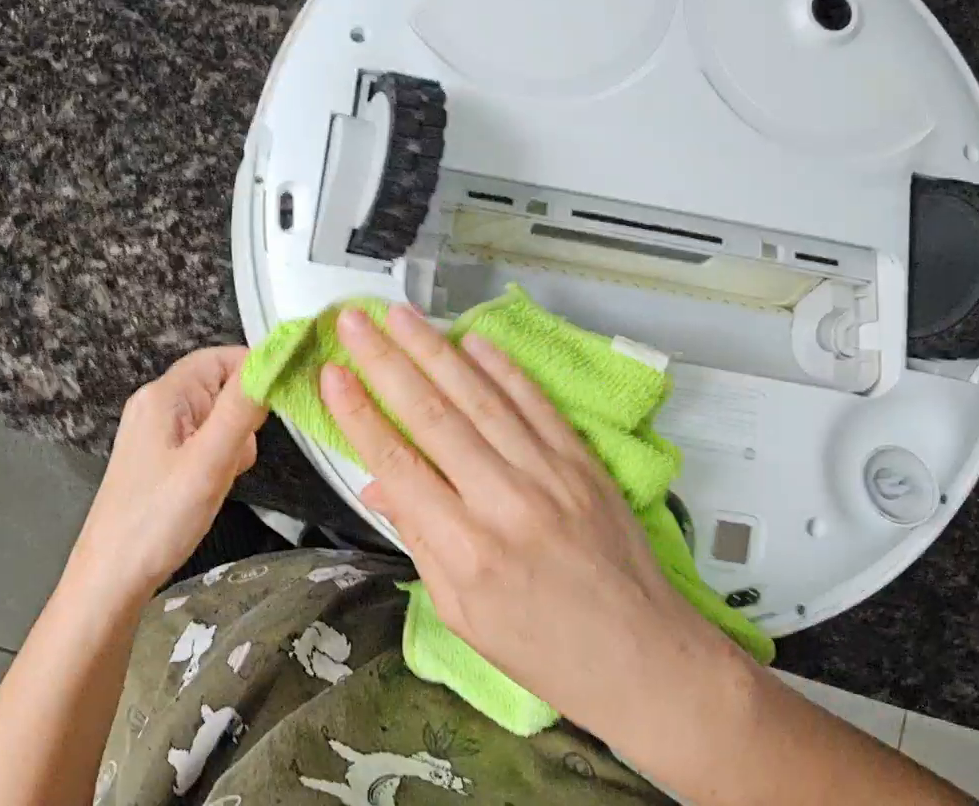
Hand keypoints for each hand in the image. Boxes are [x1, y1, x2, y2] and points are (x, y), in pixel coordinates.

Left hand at [65, 347, 267, 606]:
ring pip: (215, 418)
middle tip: (235, 457)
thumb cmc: (155, 522)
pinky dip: (215, 461)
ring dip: (229, 445)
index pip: (221, 357)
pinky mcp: (157, 458)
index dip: (255, 372)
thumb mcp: (209, 462)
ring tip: (215, 479)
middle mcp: (155, 405)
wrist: (112, 578)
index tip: (281, 400)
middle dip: (242, 418)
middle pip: (220, 387)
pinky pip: (201, 443)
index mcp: (164, 395)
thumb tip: (272, 361)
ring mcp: (154, 432)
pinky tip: (206, 489)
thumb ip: (241, 409)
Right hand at [320, 305, 738, 740]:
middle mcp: (505, 502)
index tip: (331, 375)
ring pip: (480, 398)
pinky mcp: (583, 463)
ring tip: (399, 315)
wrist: (647, 663)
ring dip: (434, 350)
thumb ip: (417, 538)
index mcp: (465, 549)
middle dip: (385, 361)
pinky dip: (502, 368)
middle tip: (353, 322)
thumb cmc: (542, 650)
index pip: (398, 462)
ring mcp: (550, 476)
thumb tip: (376, 483)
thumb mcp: (459, 612)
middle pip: (432, 415)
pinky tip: (471, 339)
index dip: (358, 413)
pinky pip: (536, 403)